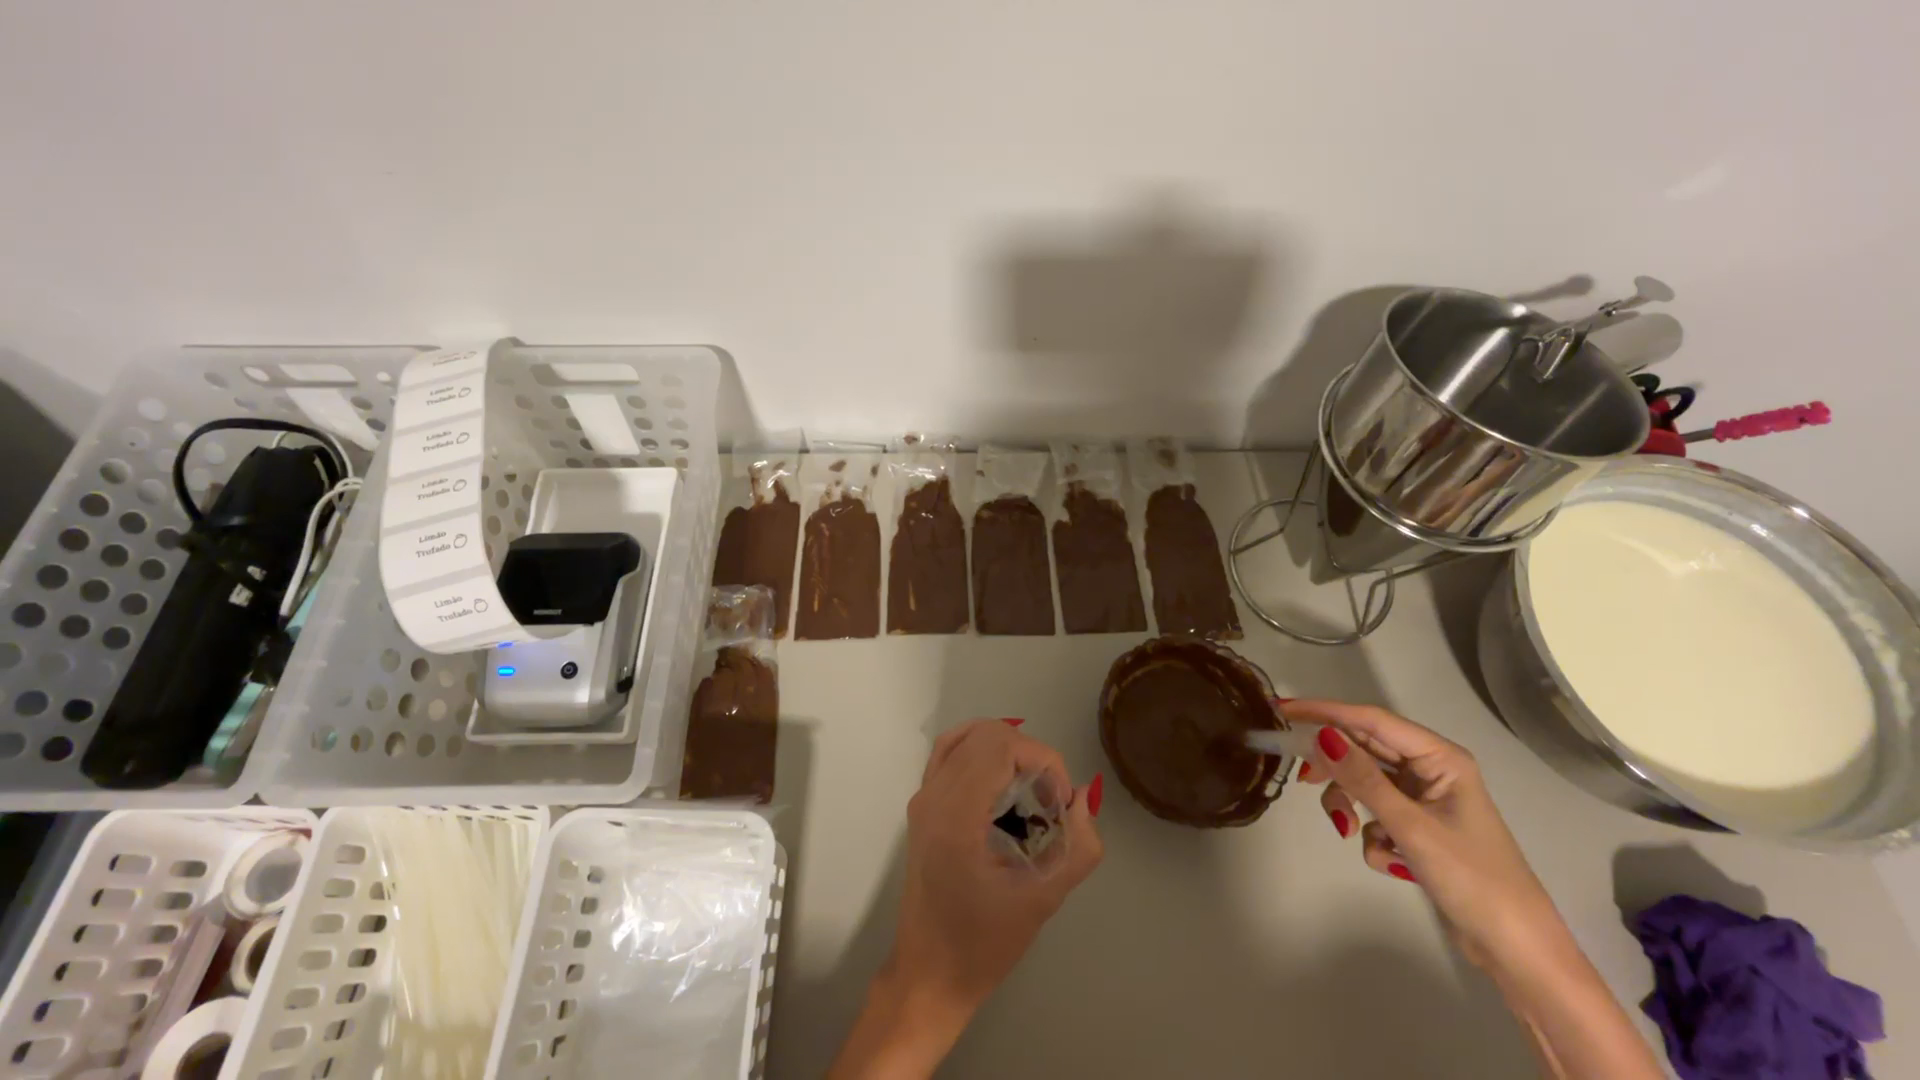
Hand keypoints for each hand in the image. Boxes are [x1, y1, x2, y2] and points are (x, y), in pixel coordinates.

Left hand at [891, 718, 1102, 1009]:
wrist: (929, 974)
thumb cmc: (982, 944)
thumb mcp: (1042, 900)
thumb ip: (1077, 847)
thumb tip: (1083, 800)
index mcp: (955, 816)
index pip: (1002, 745)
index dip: (1044, 761)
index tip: (1062, 804)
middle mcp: (932, 796)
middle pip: (986, 733)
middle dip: (1029, 755)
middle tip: (1050, 801)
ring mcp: (922, 798)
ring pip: (966, 736)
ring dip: (1007, 752)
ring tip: (1030, 793)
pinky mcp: (922, 807)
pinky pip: (951, 754)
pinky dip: (983, 755)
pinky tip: (1006, 790)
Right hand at [1285, 699, 1557, 968]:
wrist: (1512, 945)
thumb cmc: (1470, 877)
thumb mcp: (1410, 827)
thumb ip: (1363, 780)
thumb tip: (1321, 735)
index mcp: (1440, 758)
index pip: (1372, 721)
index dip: (1326, 712)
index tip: (1284, 710)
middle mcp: (1430, 771)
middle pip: (1365, 750)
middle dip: (1335, 765)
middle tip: (1301, 777)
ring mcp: (1423, 800)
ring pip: (1365, 784)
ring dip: (1352, 805)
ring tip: (1348, 831)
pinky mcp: (1416, 828)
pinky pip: (1375, 816)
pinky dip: (1373, 836)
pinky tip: (1391, 863)